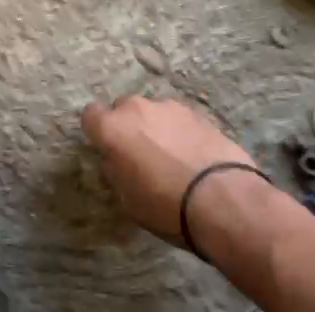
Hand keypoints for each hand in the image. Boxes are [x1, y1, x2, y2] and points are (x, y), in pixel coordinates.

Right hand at [81, 96, 256, 244]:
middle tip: (142, 155)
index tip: (108, 149)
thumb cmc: (167, 207)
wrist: (224, 200)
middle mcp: (136, 108)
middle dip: (129, 127)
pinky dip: (182, 132)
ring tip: (175, 157)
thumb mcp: (129, 200)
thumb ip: (116, 170)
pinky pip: (180, 119)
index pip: (90, 115)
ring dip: (157, 128)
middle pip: (123, 109)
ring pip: (154, 112)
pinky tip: (195, 157)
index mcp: (112, 128)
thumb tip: (117, 159)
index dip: (98, 131)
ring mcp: (169, 107)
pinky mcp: (198, 113)